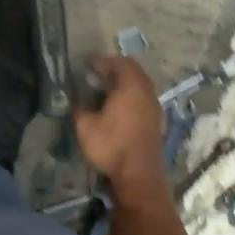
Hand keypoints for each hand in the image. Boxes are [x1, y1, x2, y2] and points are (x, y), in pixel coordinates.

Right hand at [74, 56, 166, 191]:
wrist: (139, 174)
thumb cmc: (111, 145)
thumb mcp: (85, 126)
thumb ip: (80, 108)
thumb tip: (79, 101)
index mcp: (130, 87)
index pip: (117, 63)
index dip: (101, 60)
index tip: (86, 62)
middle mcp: (145, 92)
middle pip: (132, 70)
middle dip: (114, 68)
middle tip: (96, 72)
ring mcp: (153, 106)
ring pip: (139, 84)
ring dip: (124, 81)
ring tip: (105, 87)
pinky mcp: (155, 120)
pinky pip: (142, 97)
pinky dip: (130, 94)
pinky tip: (117, 104)